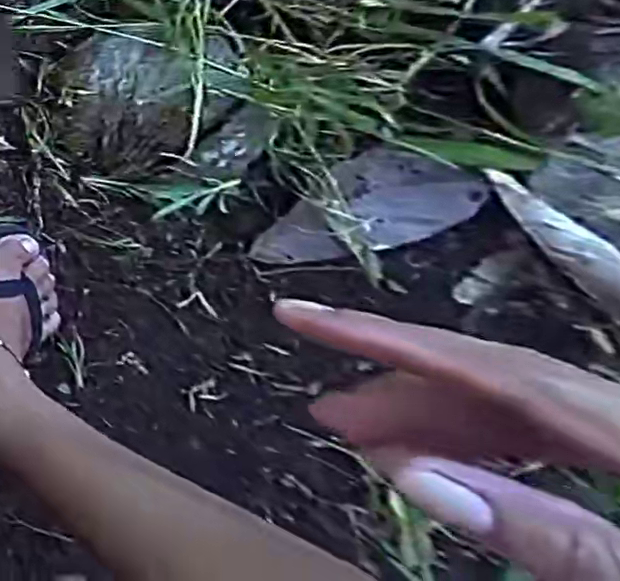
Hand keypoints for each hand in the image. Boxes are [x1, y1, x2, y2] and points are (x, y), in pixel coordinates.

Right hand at [277, 300, 619, 579]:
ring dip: (440, 422)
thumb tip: (408, 473)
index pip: (501, 373)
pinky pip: (557, 438)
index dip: (387, 337)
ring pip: (525, 409)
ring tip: (372, 442)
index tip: (296, 315)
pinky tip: (449, 462)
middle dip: (405, 394)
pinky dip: (489, 446)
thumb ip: (561, 543)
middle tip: (329, 416)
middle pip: (506, 384)